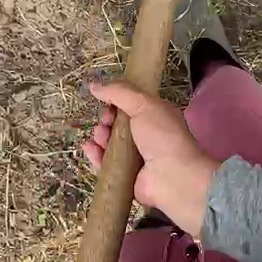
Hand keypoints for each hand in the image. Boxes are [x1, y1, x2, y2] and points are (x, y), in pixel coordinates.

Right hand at [80, 81, 220, 238]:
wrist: (172, 177)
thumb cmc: (162, 135)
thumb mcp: (143, 104)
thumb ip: (119, 92)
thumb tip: (93, 85)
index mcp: (154, 115)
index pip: (130, 104)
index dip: (116, 101)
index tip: (107, 101)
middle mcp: (145, 135)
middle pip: (117, 123)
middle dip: (106, 119)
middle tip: (106, 122)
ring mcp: (135, 157)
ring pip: (109, 143)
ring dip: (100, 136)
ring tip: (100, 137)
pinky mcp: (124, 175)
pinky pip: (104, 164)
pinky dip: (95, 155)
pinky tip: (89, 149)